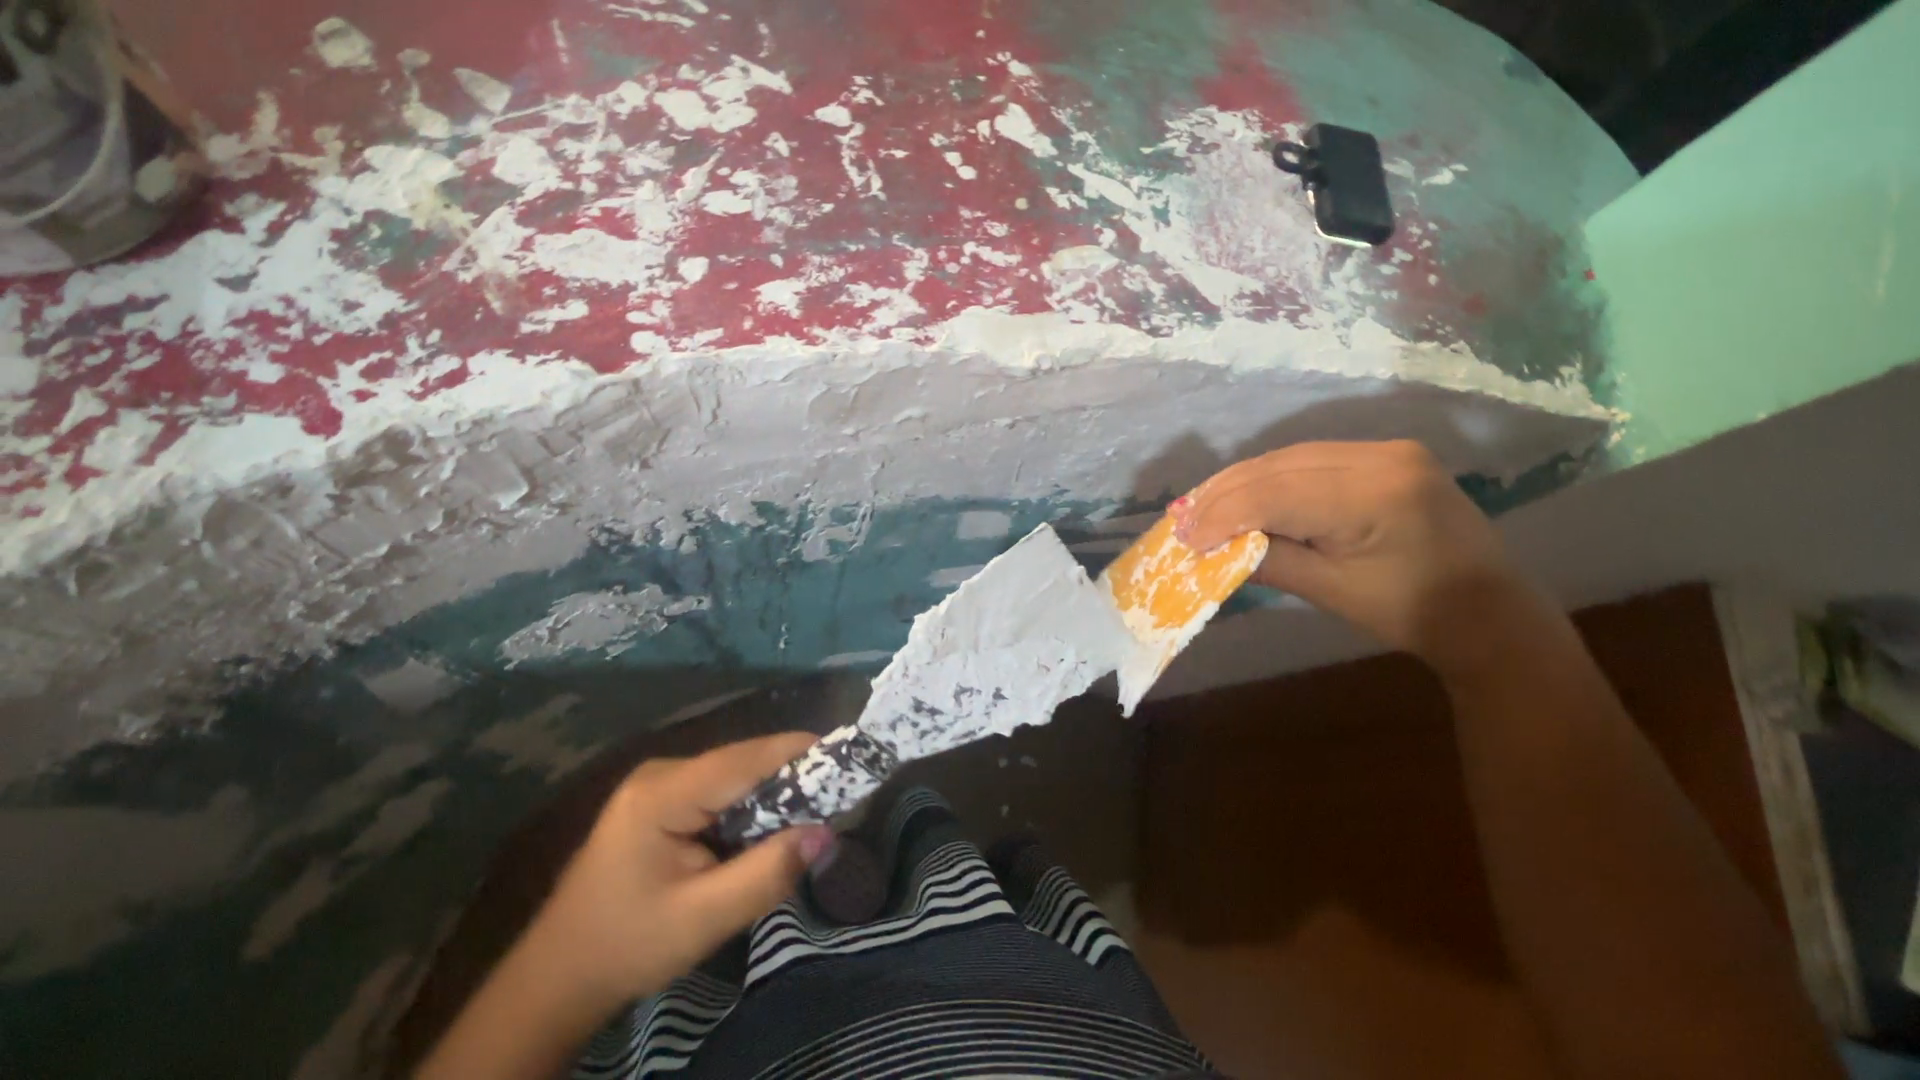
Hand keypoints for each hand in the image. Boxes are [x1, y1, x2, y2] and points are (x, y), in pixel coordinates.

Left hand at [522, 733, 833, 1009]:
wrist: (559, 976)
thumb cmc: (628, 945)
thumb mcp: (704, 918)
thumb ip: (767, 874)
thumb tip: (827, 833)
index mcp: (663, 792)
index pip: (747, 758)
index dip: (802, 753)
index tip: (854, 757)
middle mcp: (661, 774)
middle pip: (744, 763)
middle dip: (794, 781)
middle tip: (844, 802)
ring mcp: (658, 788)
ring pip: (735, 779)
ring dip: (774, 798)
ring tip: (818, 818)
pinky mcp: (660, 805)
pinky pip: (719, 796)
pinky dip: (751, 811)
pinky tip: (771, 834)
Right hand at [1173, 440, 1557, 677]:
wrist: (1487, 611)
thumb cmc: (1412, 612)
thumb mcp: (1332, 591)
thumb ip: (1270, 560)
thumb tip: (1210, 549)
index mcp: (1376, 492)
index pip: (1278, 491)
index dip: (1223, 513)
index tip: (1183, 538)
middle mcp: (1383, 456)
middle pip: (1280, 465)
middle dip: (1224, 493)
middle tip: (1180, 521)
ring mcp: (1387, 450)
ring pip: (1290, 457)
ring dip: (1242, 484)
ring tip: (1201, 509)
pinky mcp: (1386, 456)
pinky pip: (1312, 460)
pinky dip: (1272, 480)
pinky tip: (1244, 497)